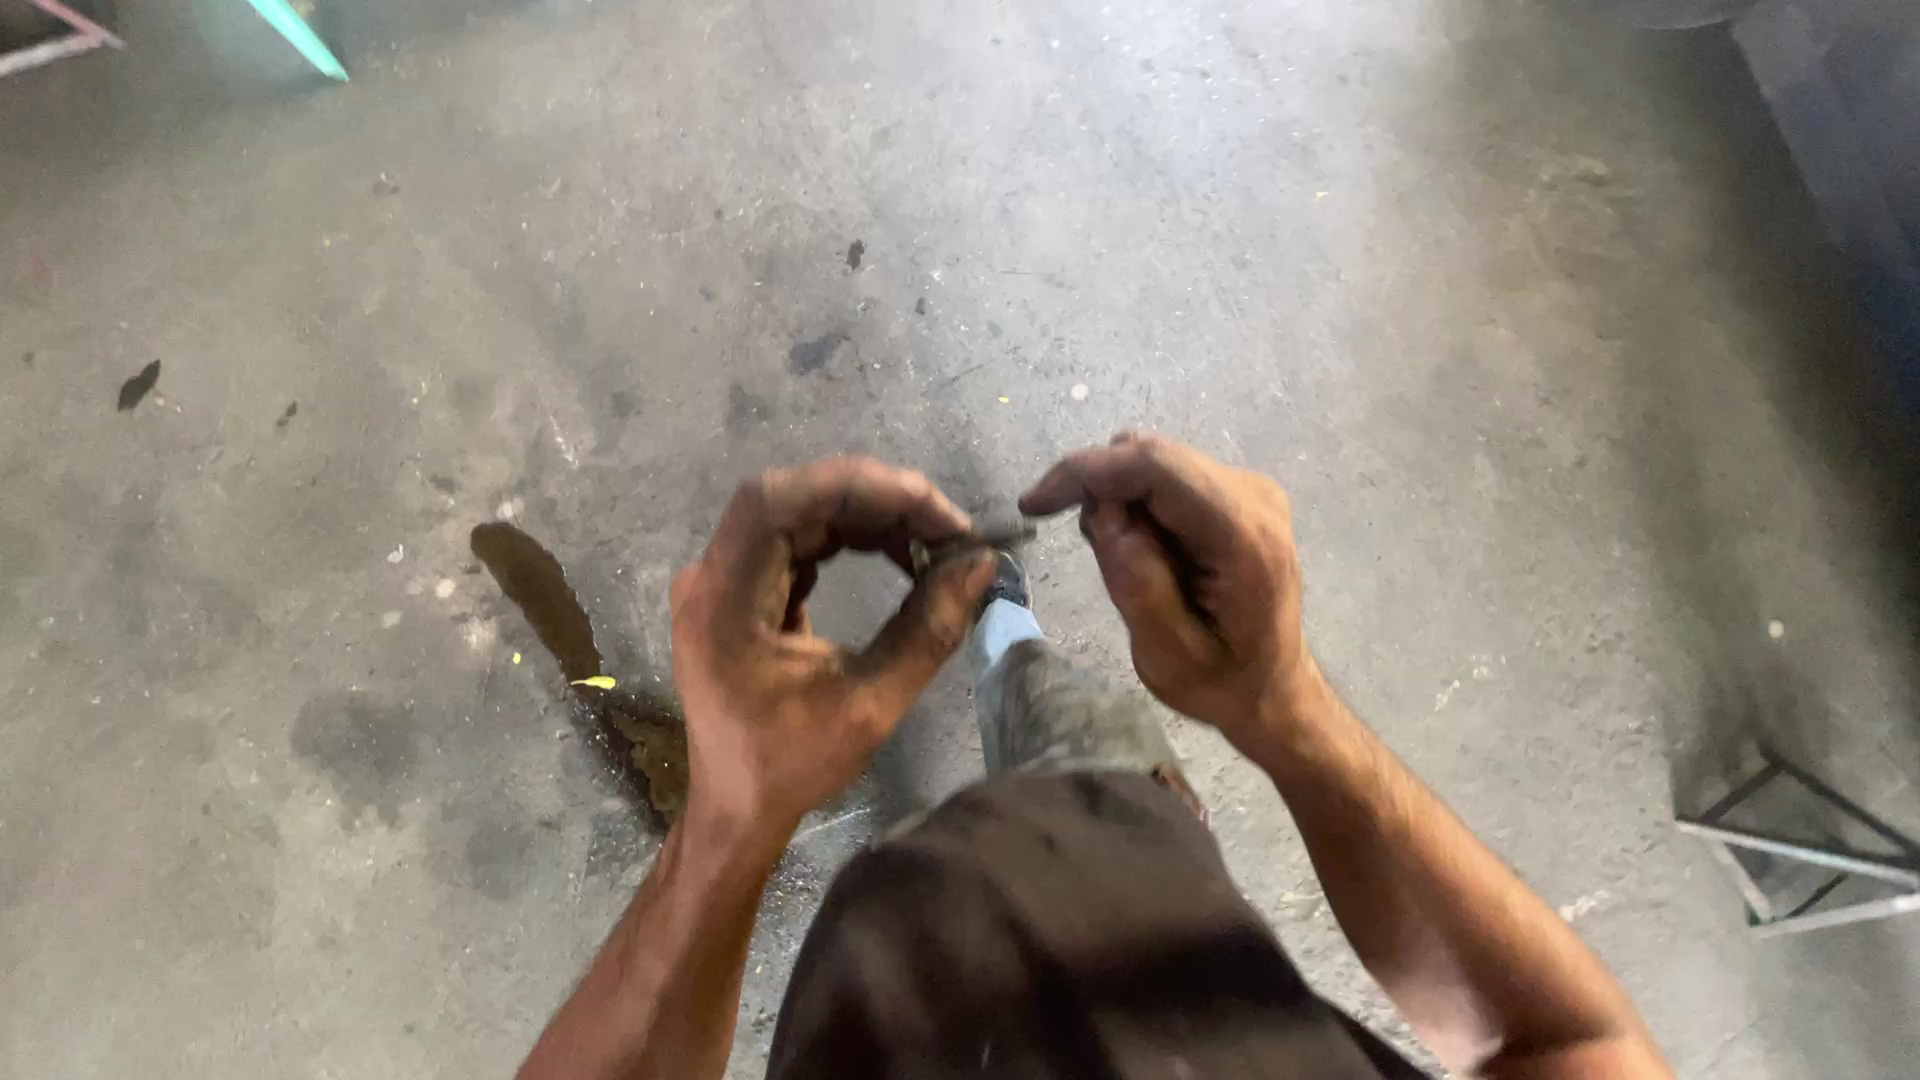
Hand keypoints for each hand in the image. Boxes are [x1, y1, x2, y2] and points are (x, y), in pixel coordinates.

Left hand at [670, 458, 994, 841]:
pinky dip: (853, 538)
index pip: (777, 502)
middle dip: (877, 501)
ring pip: (802, 513)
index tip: (930, 508)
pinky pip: (800, 538)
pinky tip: (897, 552)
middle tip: (946, 527)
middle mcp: (712, 574)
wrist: (737, 807)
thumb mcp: (871, 706)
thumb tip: (982, 564)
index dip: (856, 487)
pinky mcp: (742, 585)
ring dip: (871, 517)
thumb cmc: (792, 767)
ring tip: (933, 540)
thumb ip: (929, 630)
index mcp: (723, 601)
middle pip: (795, 499)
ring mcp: (724, 576)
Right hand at [1020, 432, 1319, 753]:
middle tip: (1092, 551)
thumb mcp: (1169, 657)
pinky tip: (1142, 551)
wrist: (1272, 686)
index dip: (1086, 472)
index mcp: (1244, 537)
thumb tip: (1102, 514)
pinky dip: (1133, 504)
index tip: (1034, 504)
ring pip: (1151, 462)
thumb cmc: (1222, 682)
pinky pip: (1163, 475)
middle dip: (1097, 490)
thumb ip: (1137, 585)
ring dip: (1117, 503)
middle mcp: (1251, 496)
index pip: (1157, 468)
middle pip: (1151, 456)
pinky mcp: (1231, 492)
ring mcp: (1245, 488)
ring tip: (1124, 563)